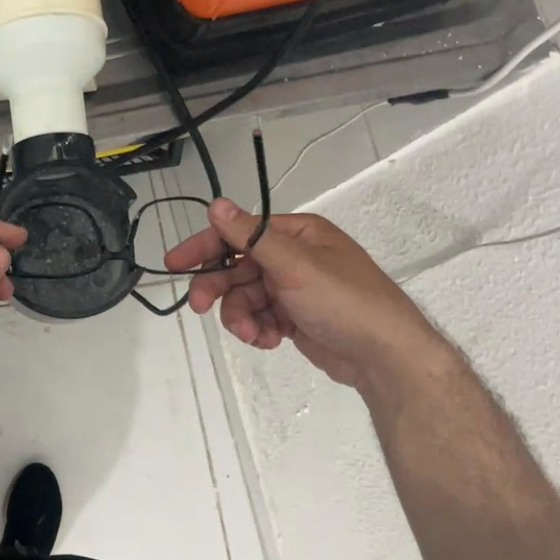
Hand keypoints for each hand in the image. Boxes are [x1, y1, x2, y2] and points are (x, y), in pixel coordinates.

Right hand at [164, 199, 453, 394]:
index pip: (238, 233)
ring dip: (241, 317)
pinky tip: (270, 340)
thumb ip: (250, 235)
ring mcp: (293, 288)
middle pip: (236, 267)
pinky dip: (258, 329)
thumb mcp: (294, 264)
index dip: (204, 246)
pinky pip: (260, 317)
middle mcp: (293, 257)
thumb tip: (216, 203)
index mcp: (296, 234)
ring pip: (244, 297)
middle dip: (220, 289)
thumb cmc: (343, 301)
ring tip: (254, 334)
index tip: (174, 263)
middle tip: (200, 308)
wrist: (384, 355)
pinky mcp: (294, 317)